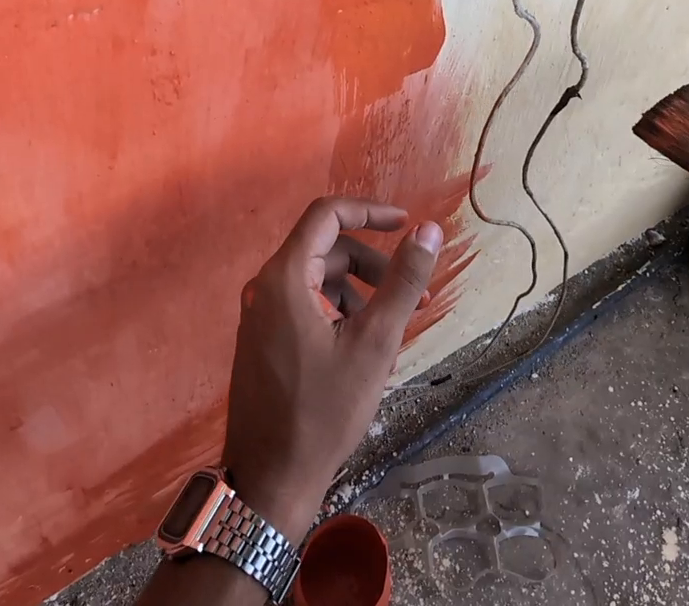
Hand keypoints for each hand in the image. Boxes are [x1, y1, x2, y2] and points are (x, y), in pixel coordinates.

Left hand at [221, 197, 441, 542]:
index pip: (328, 214)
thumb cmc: (325, 409)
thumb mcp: (376, 343)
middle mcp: (265, 286)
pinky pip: (304, 303)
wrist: (270, 478)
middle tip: (411, 296)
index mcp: (285, 276)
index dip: (370, 212)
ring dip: (358, 291)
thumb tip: (429, 230)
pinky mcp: (262, 337)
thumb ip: (403, 281)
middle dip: (372, 264)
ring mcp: (259, 313)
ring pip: (318, 279)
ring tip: (389, 330)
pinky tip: (360, 347)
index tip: (407, 225)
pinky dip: (337, 310)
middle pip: (326, 249)